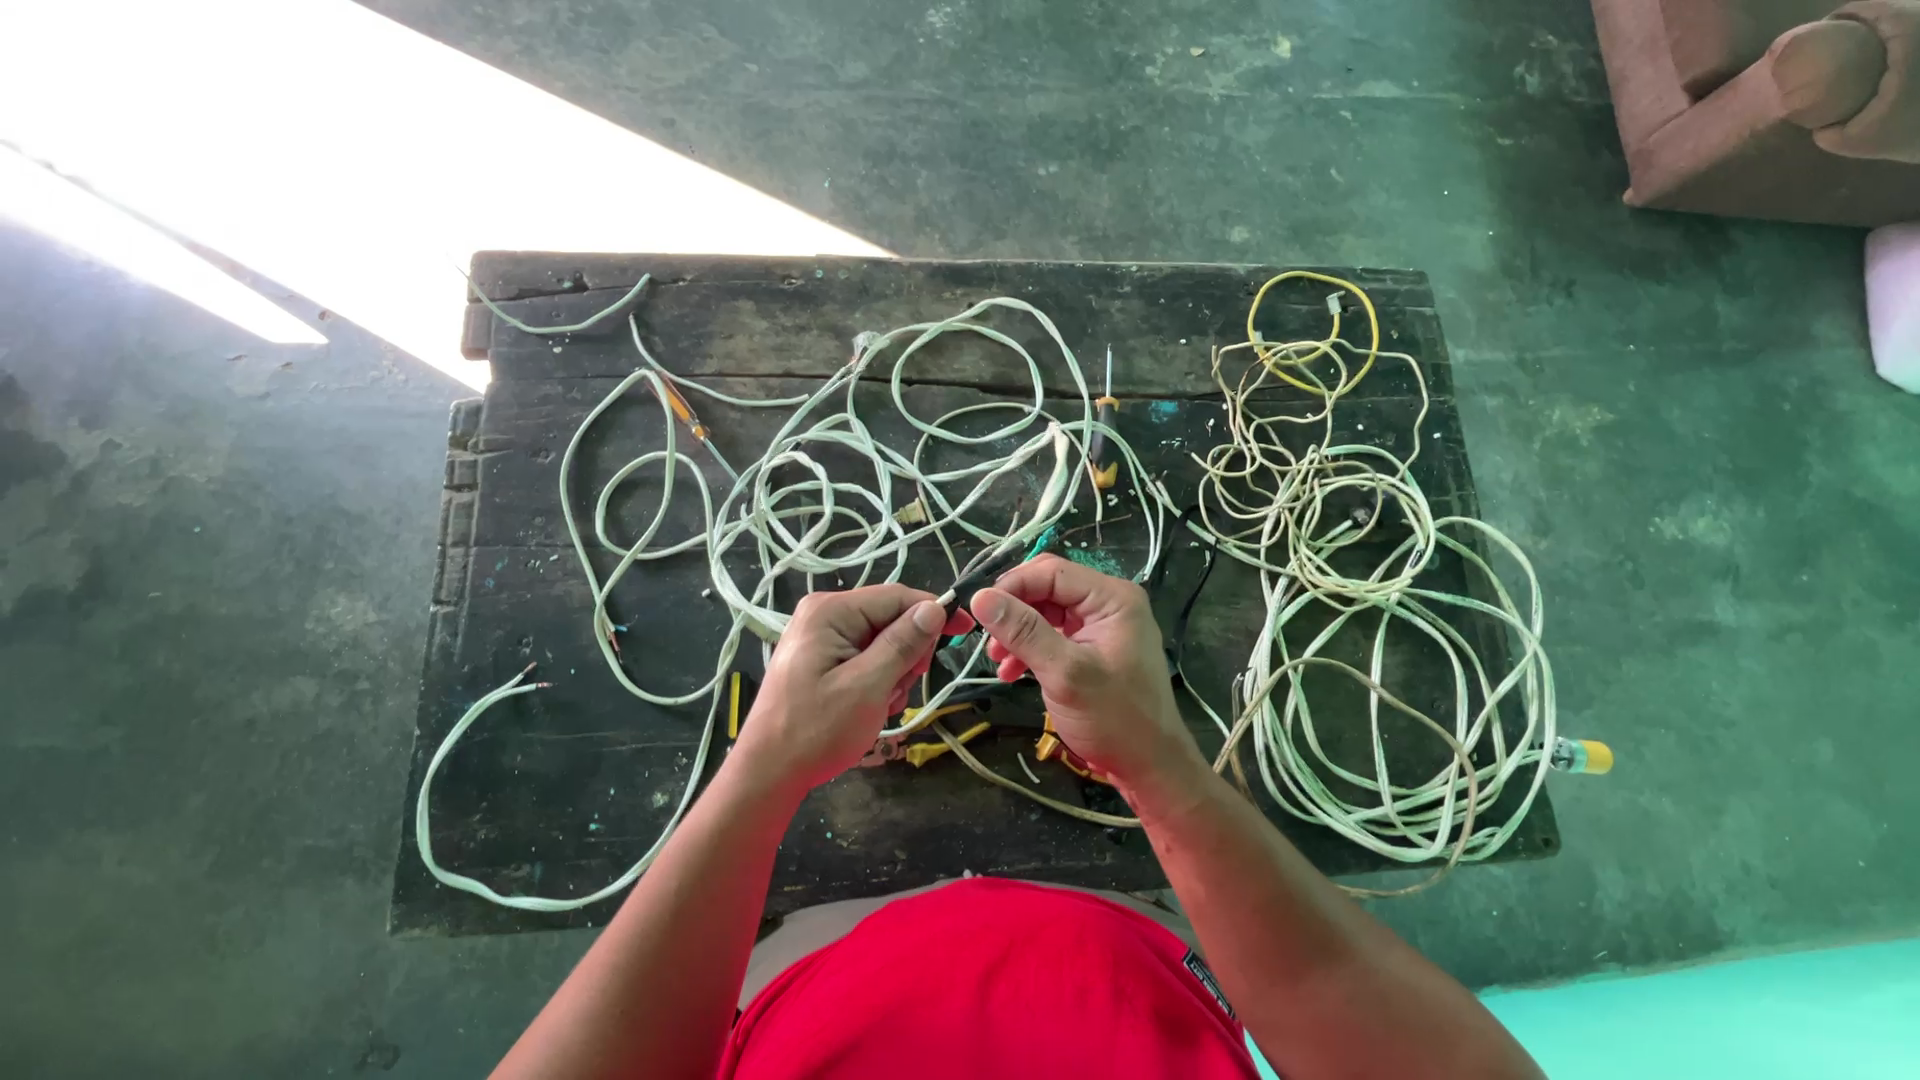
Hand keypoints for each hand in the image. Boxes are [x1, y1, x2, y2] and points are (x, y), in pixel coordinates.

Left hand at [734, 585, 972, 793]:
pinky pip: (866, 660)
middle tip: (897, 689)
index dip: (935, 612)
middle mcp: (824, 615)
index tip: (967, 630)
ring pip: (884, 644)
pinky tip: (866, 708)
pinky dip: (877, 683)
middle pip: (891, 620)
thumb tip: (935, 607)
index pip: (896, 597)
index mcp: (830, 612)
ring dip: (892, 675)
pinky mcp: (822, 660)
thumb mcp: (867, 686)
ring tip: (877, 705)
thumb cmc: (815, 730)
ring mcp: (821, 638)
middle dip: (906, 655)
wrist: (768, 773)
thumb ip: (902, 644)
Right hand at [971, 555, 1207, 797]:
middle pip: (1048, 587)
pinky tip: (1012, 671)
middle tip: (987, 638)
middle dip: (1013, 609)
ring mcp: (1101, 626)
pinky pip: (1053, 634)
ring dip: (1018, 631)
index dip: (1012, 586)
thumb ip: (1023, 631)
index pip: (1051, 571)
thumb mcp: (1064, 673)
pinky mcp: (1092, 648)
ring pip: (1046, 611)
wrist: (1149, 765)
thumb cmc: (1114, 718)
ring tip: (998, 660)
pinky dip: (1030, 648)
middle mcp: (1109, 603)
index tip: (979, 611)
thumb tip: (980, 597)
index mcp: (1113, 598)